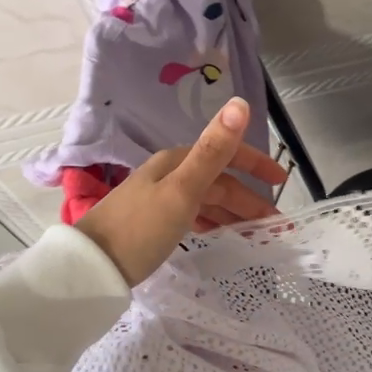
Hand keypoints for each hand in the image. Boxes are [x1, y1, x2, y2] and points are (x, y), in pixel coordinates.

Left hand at [75, 97, 286, 285]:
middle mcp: (169, 174)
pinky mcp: (153, 223)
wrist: (90, 268)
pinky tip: (221, 234)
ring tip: (257, 235)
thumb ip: (214, 150)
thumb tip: (240, 103)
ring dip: (234, 213)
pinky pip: (194, 215)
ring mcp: (160, 198)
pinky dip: (213, 222)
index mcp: (177, 161)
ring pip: (208, 200)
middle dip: (249, 199)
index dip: (256, 164)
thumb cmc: (140, 228)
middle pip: (219, 181)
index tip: (281, 181)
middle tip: (275, 225)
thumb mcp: (183, 190)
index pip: (226, 154)